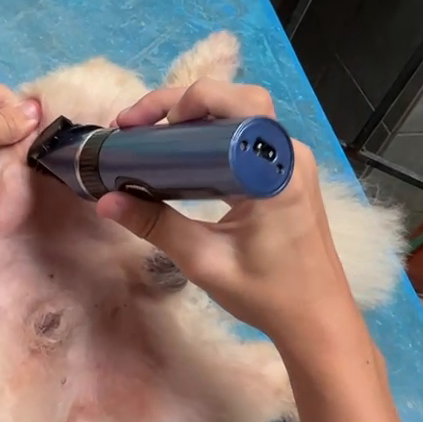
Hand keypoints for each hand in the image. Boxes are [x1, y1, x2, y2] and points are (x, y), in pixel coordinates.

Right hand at [95, 80, 358, 347]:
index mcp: (275, 169)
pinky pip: (242, 139)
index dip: (183, 103)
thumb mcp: (204, 261)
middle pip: (233, 100)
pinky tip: (177, 158)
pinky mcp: (284, 174)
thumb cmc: (267, 294)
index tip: (140, 128)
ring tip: (146, 138)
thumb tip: (106, 201)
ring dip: (191, 119)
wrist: (317, 321)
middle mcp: (288, 154)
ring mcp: (290, 162)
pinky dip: (206, 139)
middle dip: (178, 103)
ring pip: (237, 116)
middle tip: (133, 126)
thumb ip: (155, 226)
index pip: (234, 105)